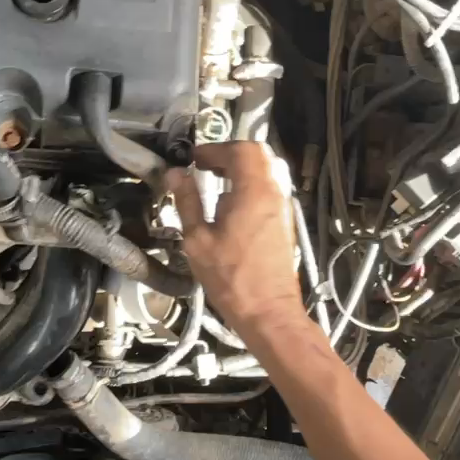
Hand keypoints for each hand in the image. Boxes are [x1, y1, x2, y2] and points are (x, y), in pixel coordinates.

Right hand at [166, 142, 308, 340]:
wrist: (268, 311)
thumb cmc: (231, 279)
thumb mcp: (197, 240)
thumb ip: (187, 201)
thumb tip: (175, 175)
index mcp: (253, 191)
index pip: (239, 149)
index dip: (214, 148)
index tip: (193, 159)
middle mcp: (274, 192)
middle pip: (258, 153)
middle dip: (230, 153)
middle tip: (205, 165)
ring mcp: (283, 207)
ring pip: (268, 169)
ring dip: (242, 168)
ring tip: (216, 181)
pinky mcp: (285, 221)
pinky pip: (271, 188)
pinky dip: (251, 184)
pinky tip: (231, 205)